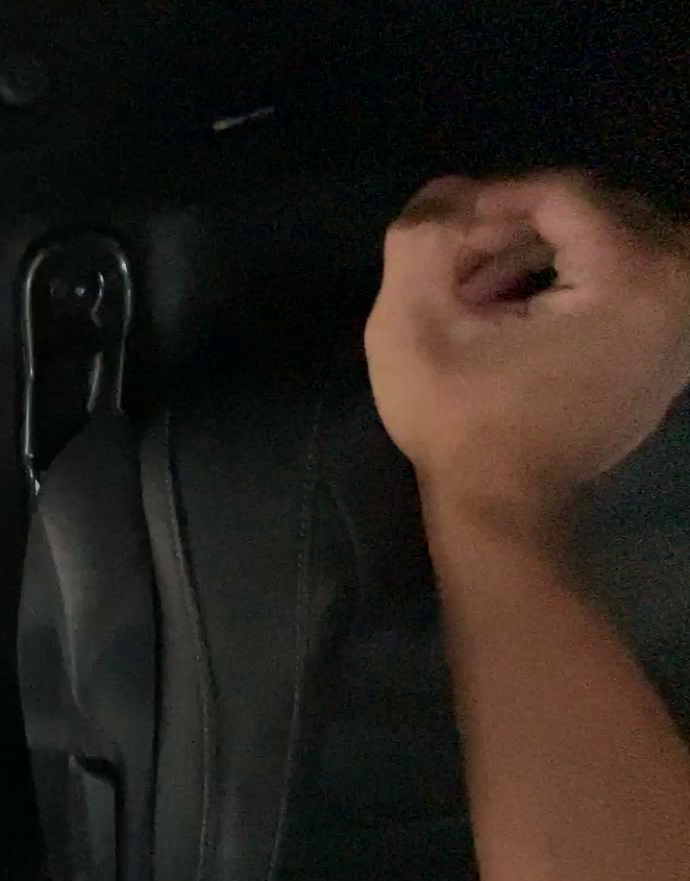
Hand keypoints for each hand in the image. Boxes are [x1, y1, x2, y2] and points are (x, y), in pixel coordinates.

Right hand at [364, 172, 689, 529]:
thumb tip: (441, 190)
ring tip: (469, 292)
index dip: (488, 200)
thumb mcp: (409, 328)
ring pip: (616, 242)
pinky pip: (630, 279)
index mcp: (638, 272)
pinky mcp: (674, 344)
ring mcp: (688, 318)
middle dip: (513, 227)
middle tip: (447, 265)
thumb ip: (420, 245)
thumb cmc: (454, 415)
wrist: (503, 498)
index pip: (566, 193)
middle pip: (600, 211)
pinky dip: (567, 281)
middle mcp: (688, 282)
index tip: (431, 231)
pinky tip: (510, 314)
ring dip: (537, 253)